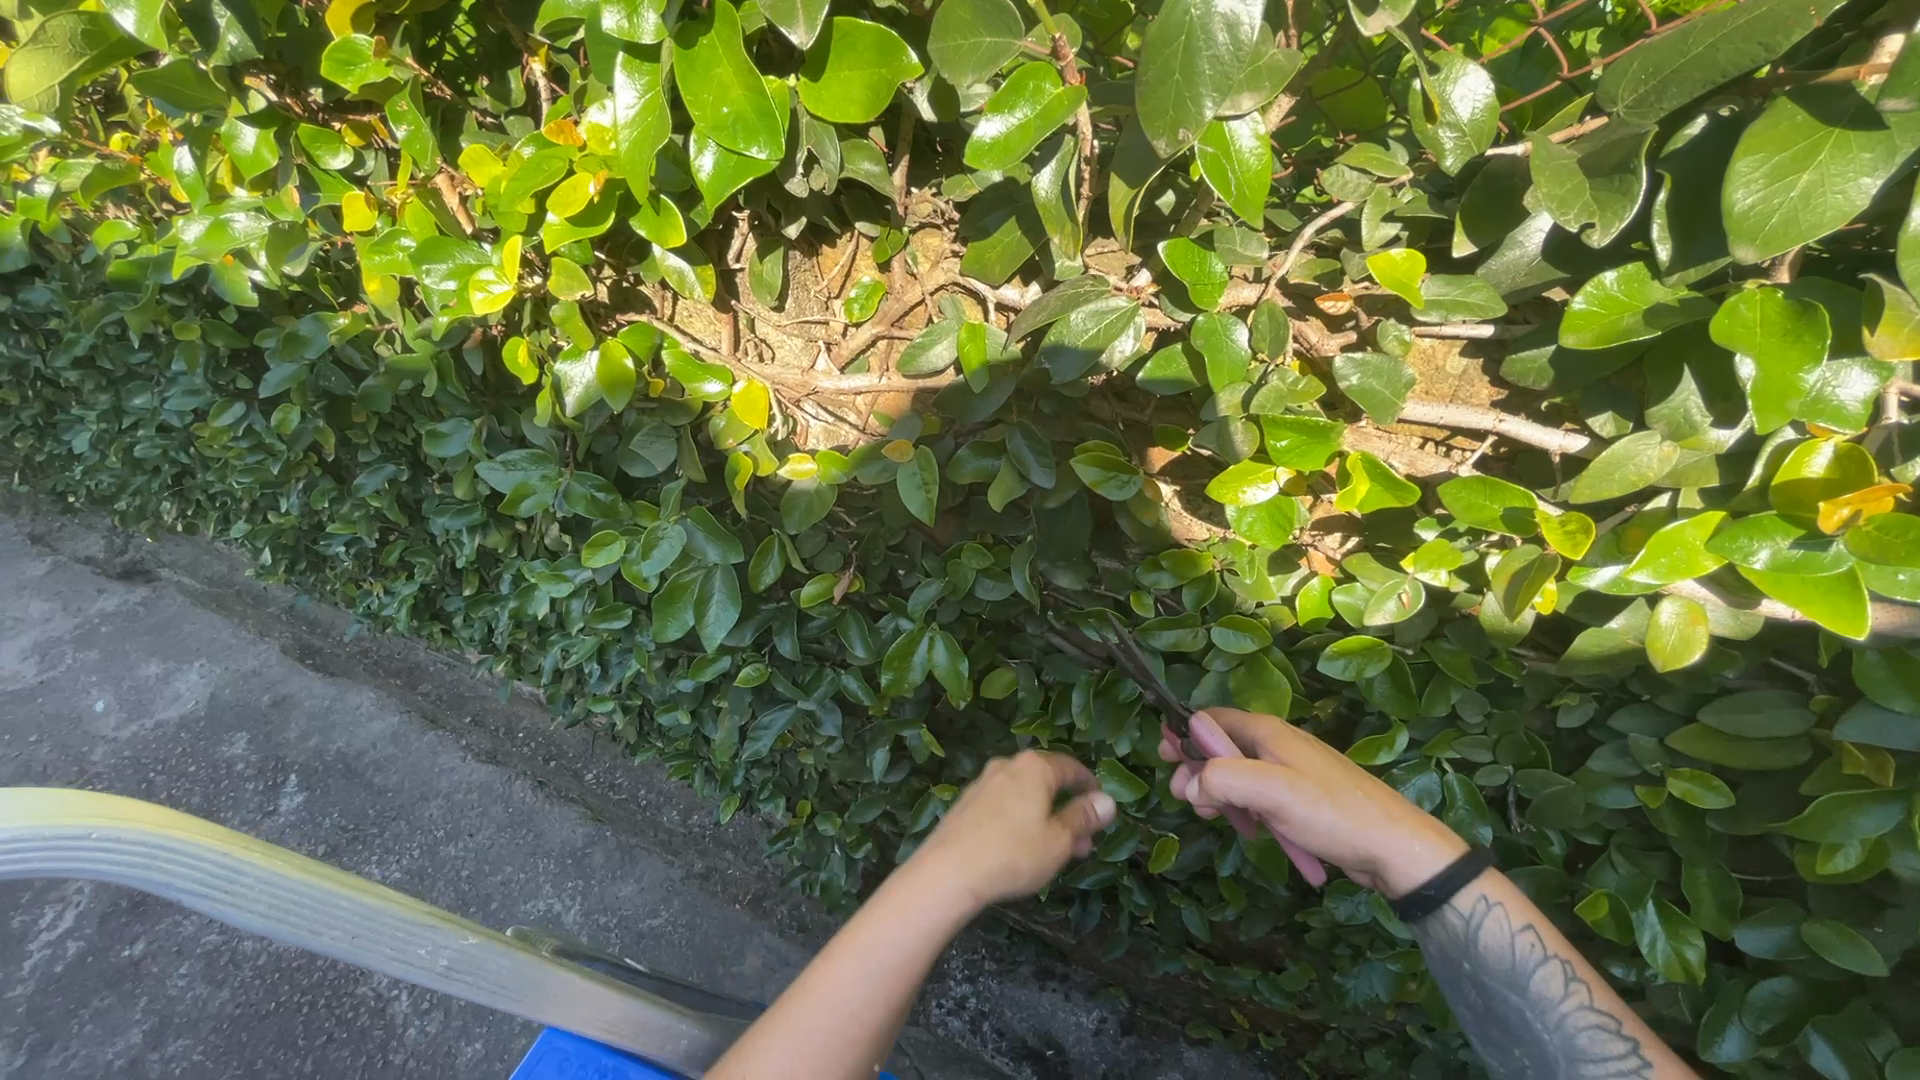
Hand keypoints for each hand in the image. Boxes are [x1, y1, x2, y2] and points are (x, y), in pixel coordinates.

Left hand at [907, 750, 1116, 909]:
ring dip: (1045, 817)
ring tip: (1059, 849)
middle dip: (1067, 807)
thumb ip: (1083, 818)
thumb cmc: (1014, 853)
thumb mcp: (1058, 840)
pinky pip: (1004, 806)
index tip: (1101, 805)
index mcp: (1034, 767)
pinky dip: (1021, 820)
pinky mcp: (966, 804)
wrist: (948, 871)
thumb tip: (1107, 801)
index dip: (1089, 786)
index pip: (1071, 767)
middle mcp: (1007, 766)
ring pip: (1025, 796)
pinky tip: (1024, 847)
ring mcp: (983, 784)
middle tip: (1085, 838)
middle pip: (1046, 781)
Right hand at [1159, 708, 1467, 897]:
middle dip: (1198, 772)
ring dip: (1220, 794)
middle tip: (1187, 801)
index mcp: (1266, 731)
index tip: (1165, 760)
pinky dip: (1245, 810)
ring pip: (1238, 775)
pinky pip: (1259, 796)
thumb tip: (1191, 782)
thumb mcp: (1270, 791)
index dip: (1184, 736)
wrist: (1395, 849)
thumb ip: (1222, 779)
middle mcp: (1275, 743)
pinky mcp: (1301, 797)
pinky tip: (1249, 830)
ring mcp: (1290, 770)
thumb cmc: (1331, 813)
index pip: (1210, 719)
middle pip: (1220, 748)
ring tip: (1216, 819)